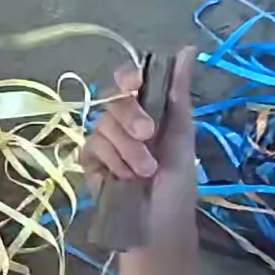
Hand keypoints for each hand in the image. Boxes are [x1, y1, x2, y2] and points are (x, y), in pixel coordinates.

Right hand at [80, 47, 198, 237]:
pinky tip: (123, 177)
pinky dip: (111, 161)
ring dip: (128, 149)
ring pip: (104, 125)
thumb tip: (185, 49)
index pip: (127, 79)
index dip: (128, 77)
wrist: (158, 224)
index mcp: (146, 109)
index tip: (137, 84)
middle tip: (149, 136)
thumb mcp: (182, 135)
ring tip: (145, 172)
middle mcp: (122, 122)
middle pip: (113, 99)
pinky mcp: (89, 161)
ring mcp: (103, 141)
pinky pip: (93, 148)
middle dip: (131, 116)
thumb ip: (178, 93)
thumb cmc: (177, 184)